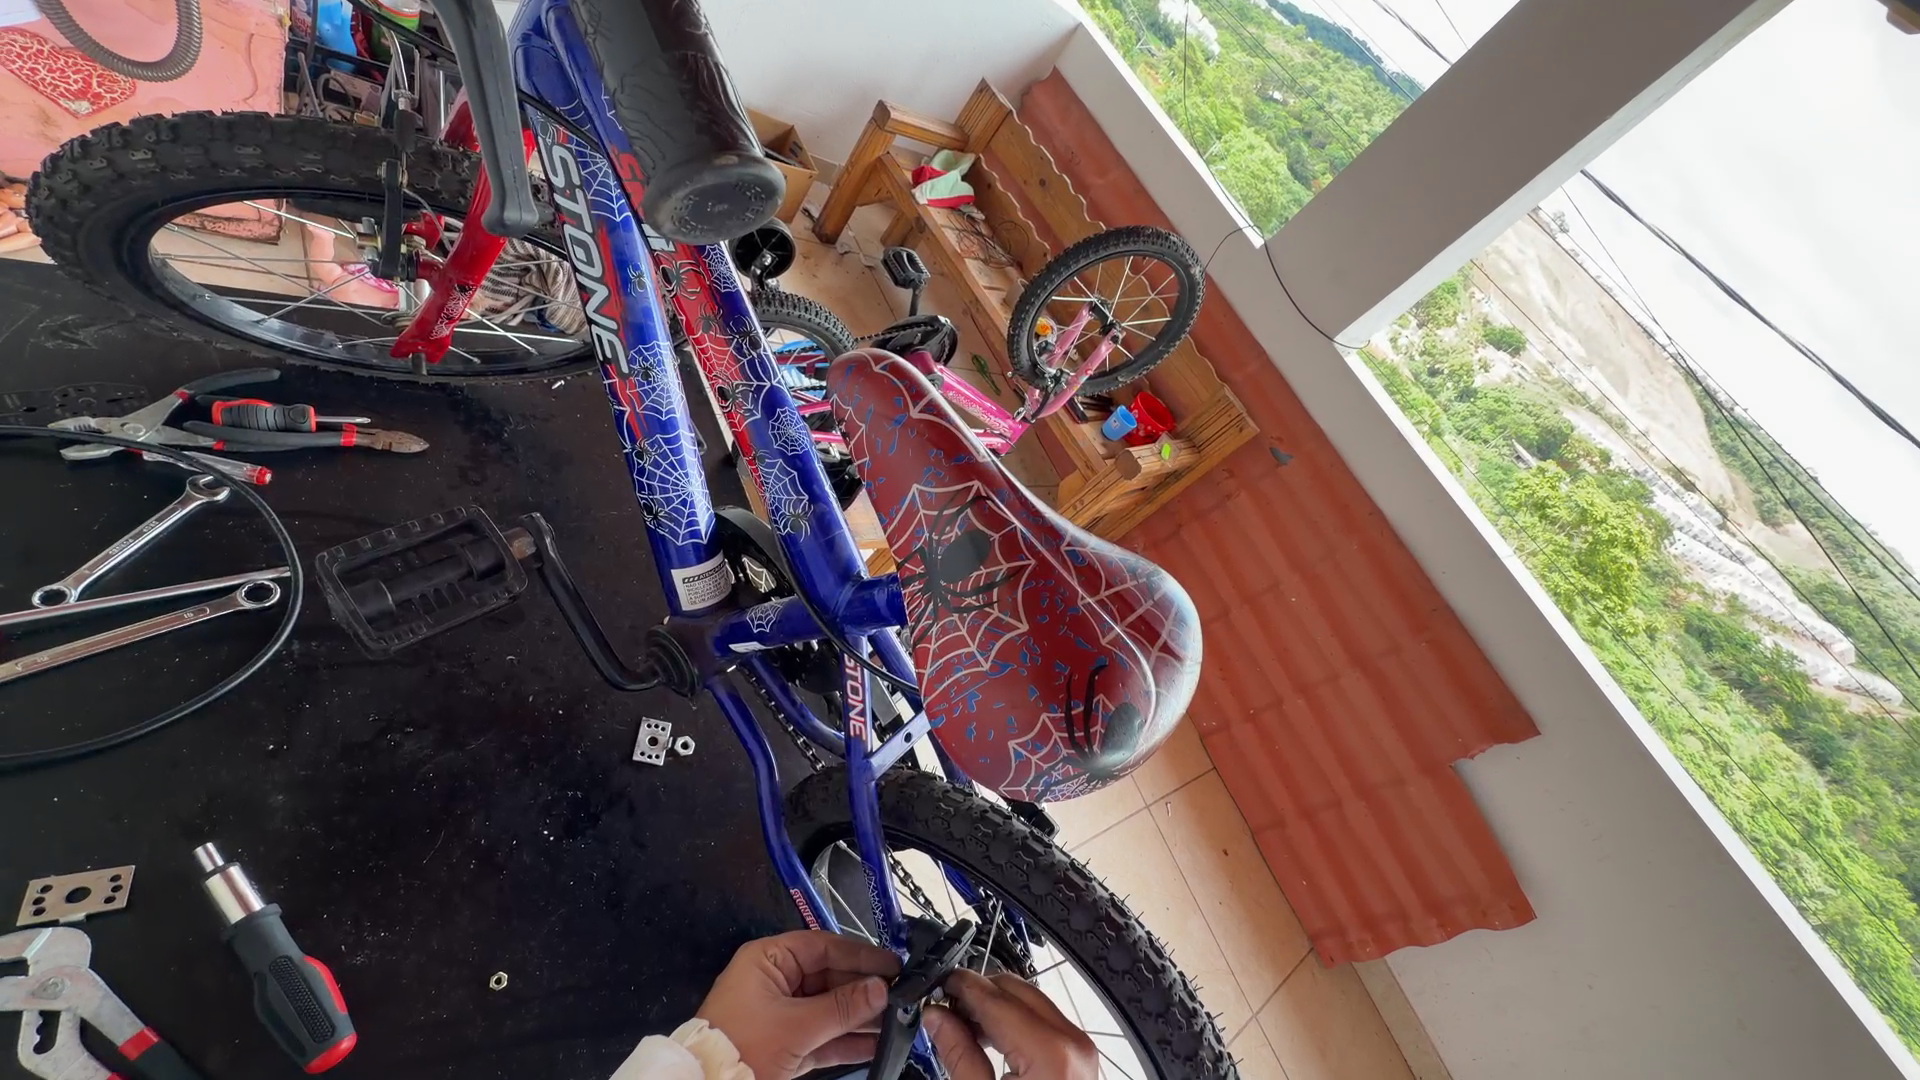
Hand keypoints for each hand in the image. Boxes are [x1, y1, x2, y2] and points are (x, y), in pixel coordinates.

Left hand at [694, 930, 901, 1079]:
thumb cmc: (744, 1048)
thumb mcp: (795, 1028)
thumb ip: (842, 1007)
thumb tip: (882, 988)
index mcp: (769, 960)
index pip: (823, 946)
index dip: (860, 956)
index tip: (892, 965)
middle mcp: (776, 980)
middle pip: (829, 978)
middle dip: (863, 991)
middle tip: (899, 997)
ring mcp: (780, 1014)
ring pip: (829, 1009)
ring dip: (860, 1018)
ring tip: (895, 1022)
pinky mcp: (784, 1045)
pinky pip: (822, 1036)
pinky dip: (846, 1041)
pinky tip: (875, 1045)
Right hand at [922, 969, 1098, 1078]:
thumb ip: (959, 1056)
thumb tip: (937, 1016)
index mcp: (1051, 1053)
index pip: (995, 998)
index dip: (960, 987)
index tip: (935, 986)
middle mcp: (1073, 1042)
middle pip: (1014, 990)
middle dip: (976, 992)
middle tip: (943, 1006)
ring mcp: (1081, 1050)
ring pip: (1028, 1002)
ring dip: (993, 1006)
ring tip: (960, 1024)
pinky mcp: (1080, 1059)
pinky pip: (1042, 1022)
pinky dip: (1013, 1022)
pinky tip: (988, 1037)